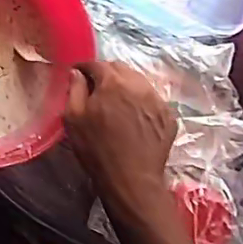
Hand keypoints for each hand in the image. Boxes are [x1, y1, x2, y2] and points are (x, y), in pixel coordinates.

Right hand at [64, 62, 179, 230]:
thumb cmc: (96, 148)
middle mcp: (139, 85)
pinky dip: (140, 100)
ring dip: (124, 84)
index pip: (96, 63)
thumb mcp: (73, 118)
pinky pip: (152, 98)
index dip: (84, 67)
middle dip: (105, 72)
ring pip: (139, 81)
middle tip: (95, 86)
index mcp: (113, 82)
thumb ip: (74, 89)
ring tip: (115, 100)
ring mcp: (157, 100)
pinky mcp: (169, 116)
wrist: (132, 179)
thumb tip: (76, 72)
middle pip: (120, 68)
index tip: (76, 74)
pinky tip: (133, 115)